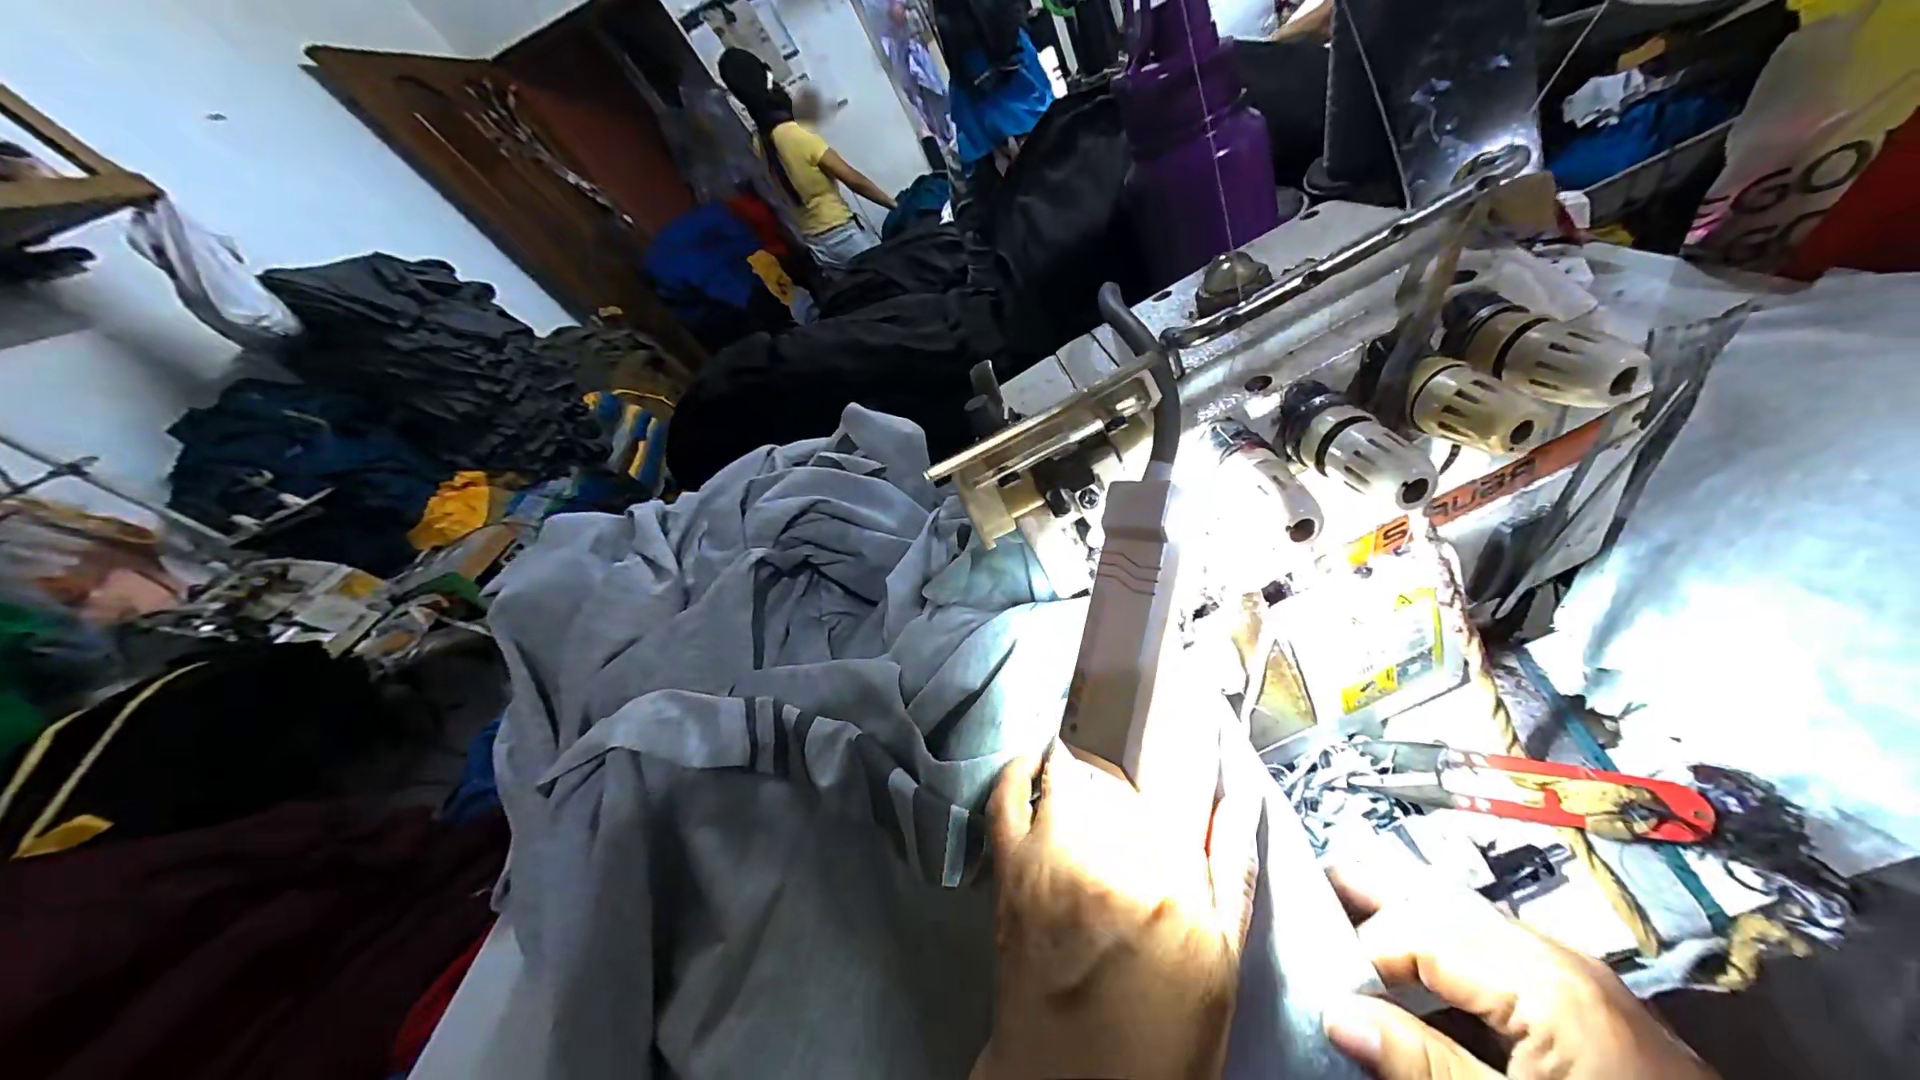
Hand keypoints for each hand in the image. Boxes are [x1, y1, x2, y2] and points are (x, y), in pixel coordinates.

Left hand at [971, 738, 1262, 1079]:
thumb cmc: (1160, 1030)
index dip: (1173, 742)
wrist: (1076, 1078)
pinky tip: (1035, 762)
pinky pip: (1006, 796)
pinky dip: (1019, 770)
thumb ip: (1231, 868)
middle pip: (1110, 764)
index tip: (1175, 722)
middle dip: (1121, 753)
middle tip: (1128, 760)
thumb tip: (1239, 797)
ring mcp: (1048, 856)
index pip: (1171, 778)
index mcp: (1168, 879)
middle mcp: (1104, 855)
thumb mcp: (1221, 958)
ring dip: (1077, 756)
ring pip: (1062, 770)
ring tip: (1091, 758)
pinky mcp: (1009, 866)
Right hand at [1321, 856, 1719, 1079]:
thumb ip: (1423, 1063)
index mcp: (1543, 978)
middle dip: (1370, 899)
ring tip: (1343, 917)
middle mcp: (1556, 957)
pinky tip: (1411, 972)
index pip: (1415, 931)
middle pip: (1436, 903)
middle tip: (1309, 892)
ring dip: (1401, 921)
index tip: (1320, 988)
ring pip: (1460, 920)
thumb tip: (1335, 1014)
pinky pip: (1489, 952)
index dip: (1358, 952)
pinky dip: (1439, 952)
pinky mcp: (1583, 1001)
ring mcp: (1574, 976)